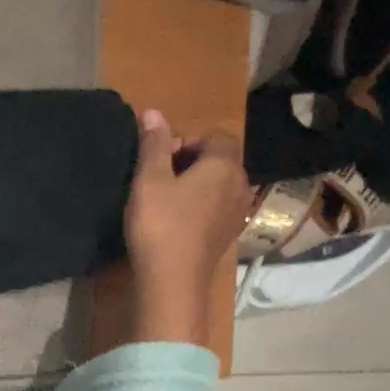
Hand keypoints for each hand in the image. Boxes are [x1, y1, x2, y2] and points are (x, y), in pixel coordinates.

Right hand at [120, 110, 251, 344]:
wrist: (173, 278)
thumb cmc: (159, 224)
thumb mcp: (149, 181)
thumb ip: (154, 146)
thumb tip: (152, 112)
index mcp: (224, 165)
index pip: (216, 135)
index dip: (188, 139)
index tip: (159, 157)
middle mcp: (240, 183)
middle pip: (221, 159)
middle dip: (191, 160)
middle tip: (157, 177)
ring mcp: (238, 210)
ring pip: (220, 184)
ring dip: (196, 184)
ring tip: (164, 199)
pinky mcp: (228, 232)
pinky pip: (218, 205)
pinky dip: (200, 204)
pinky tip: (176, 220)